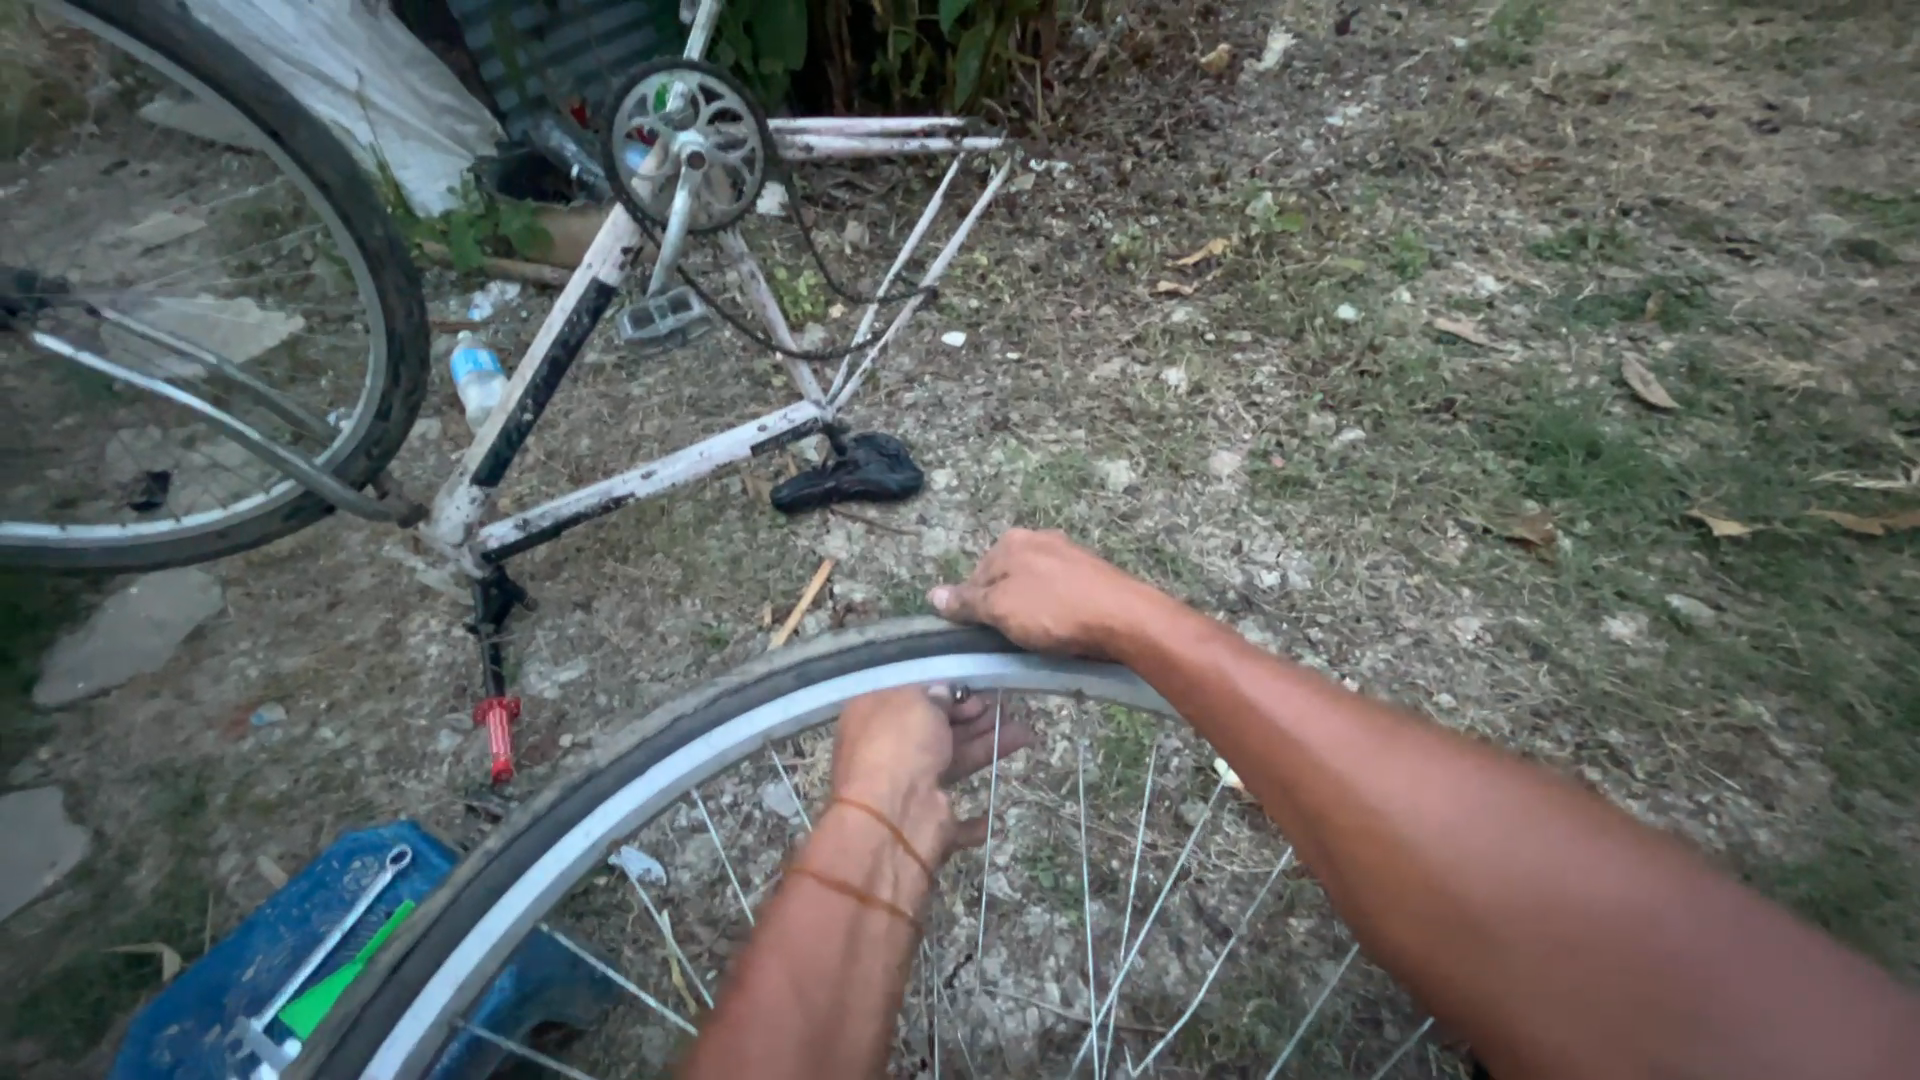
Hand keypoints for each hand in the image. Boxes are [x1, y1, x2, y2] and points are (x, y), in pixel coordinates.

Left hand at [832, 685, 1034, 864]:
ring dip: (986, 748)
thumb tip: (941, 693)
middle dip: (973, 720)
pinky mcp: (927, 822)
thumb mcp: (917, 703)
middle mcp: (888, 752)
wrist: (894, 817)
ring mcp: (907, 789)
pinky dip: (975, 822)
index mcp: (873, 719)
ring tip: (1022, 734)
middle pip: (937, 732)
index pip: (912, 700)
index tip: (972, 691)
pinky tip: (995, 814)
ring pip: (953, 764)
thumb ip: (934, 695)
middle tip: (1002, 709)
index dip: (944, 693)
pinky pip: (957, 823)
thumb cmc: (900, 745)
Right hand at [927, 529, 1165, 658]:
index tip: (984, 635)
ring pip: (1034, 587)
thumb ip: (966, 602)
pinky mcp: (1092, 571)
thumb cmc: (1054, 612)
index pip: (975, 577)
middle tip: (1014, 639)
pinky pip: (1061, 593)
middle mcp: (1038, 538)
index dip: (975, 610)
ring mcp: (1068, 552)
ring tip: (1042, 637)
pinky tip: (1066, 629)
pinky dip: (1058, 610)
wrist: (1124, 618)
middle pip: (1005, 579)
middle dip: (1006, 608)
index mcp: (1010, 542)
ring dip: (1032, 611)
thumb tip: (932, 594)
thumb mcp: (1000, 610)